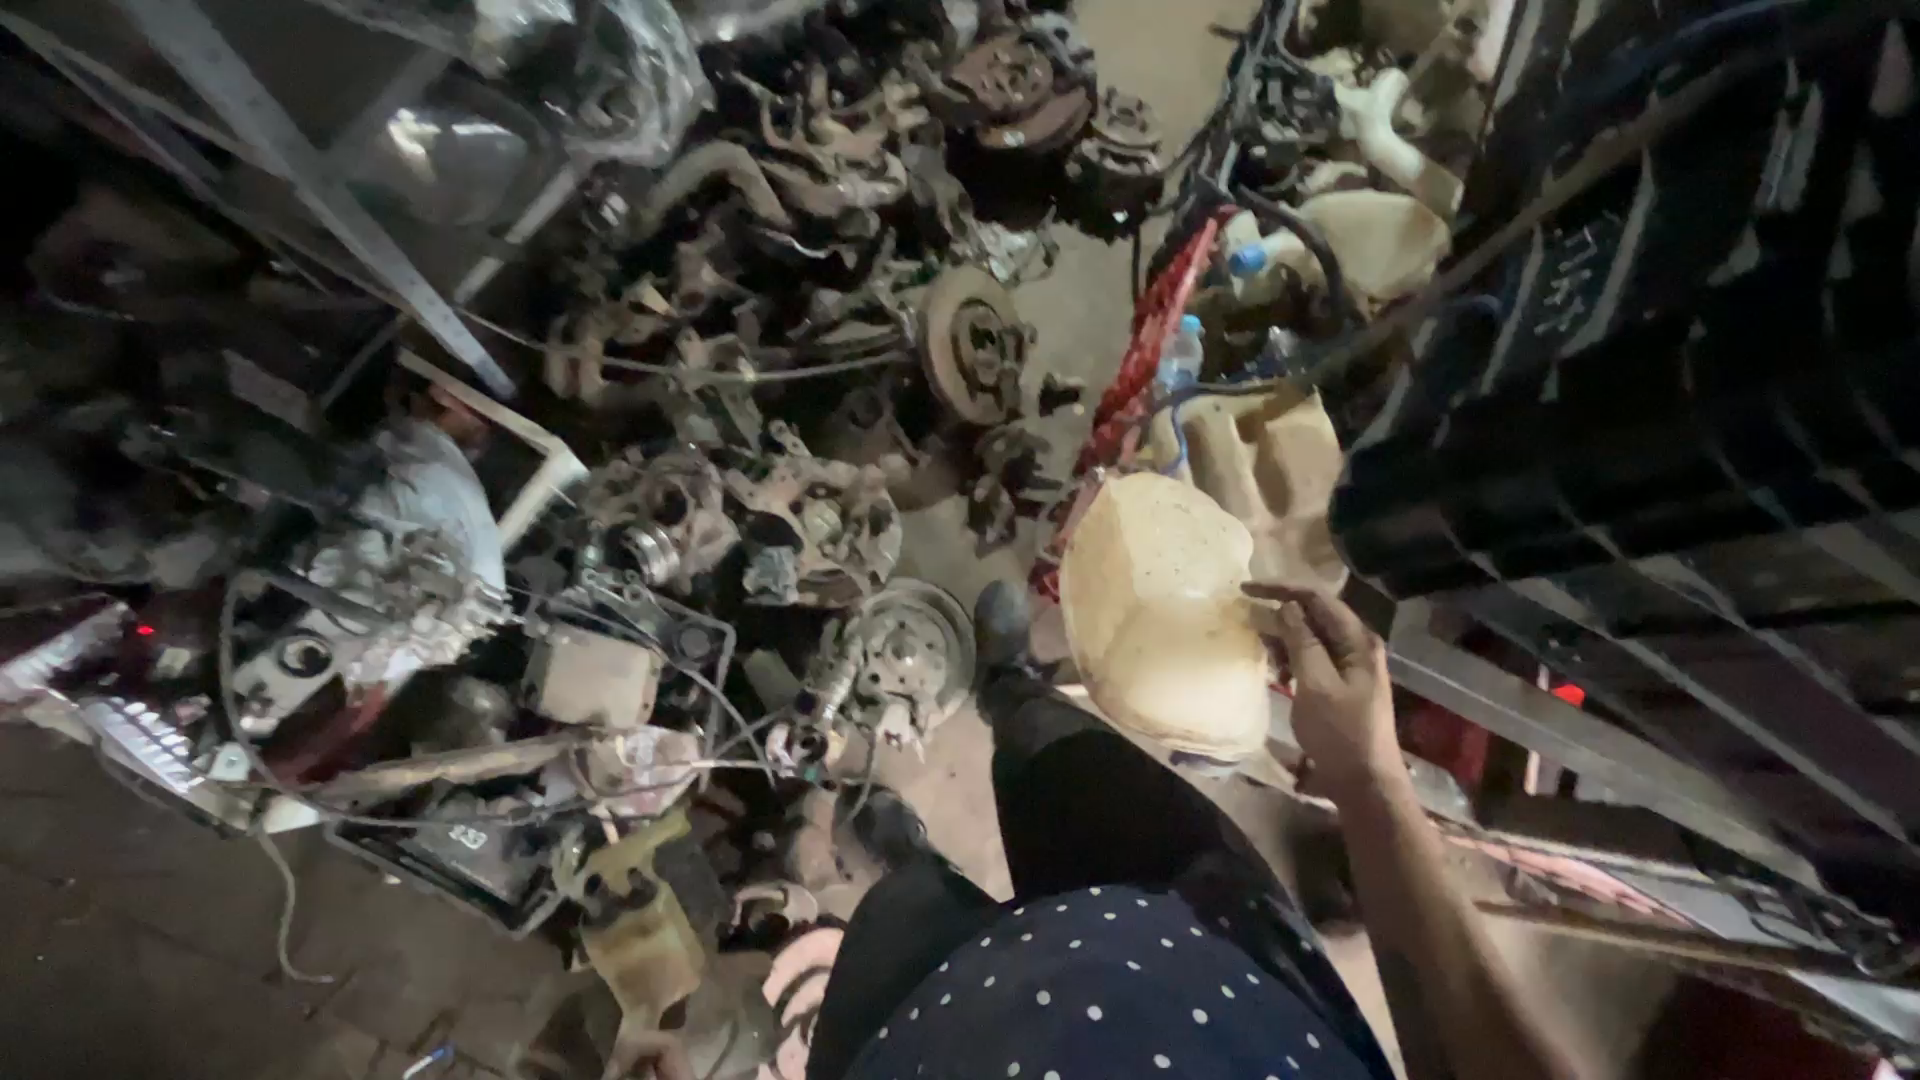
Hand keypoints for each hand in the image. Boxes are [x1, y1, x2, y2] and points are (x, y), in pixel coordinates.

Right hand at [1244, 584, 1403, 796]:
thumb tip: (1286, 607)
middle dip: (1278, 613)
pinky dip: (1290, 658)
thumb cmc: (1340, 732)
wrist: (1364, 782)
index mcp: (1357, 641)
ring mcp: (1348, 665)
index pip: (1317, 598)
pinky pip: (1309, 657)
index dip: (1281, 588)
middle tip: (1244, 616)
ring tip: (1258, 647)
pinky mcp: (1338, 683)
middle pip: (1313, 614)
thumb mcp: (1315, 684)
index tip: (1245, 589)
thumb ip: (1302, 642)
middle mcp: (1356, 646)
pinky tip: (1275, 673)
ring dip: (1282, 638)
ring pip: (1309, 636)